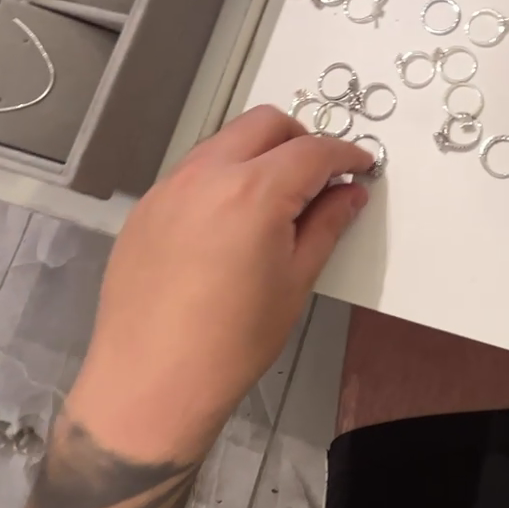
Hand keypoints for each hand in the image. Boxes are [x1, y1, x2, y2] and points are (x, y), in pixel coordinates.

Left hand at [65, 106, 373, 461]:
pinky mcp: (148, 205)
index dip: (345, 154)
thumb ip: (327, 225)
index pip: (312, 150)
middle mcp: (209, 173)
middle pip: (265, 123)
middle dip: (301, 138)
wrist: (148, 383)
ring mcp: (171, 186)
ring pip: (226, 140)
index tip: (361, 167)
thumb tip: (351, 194)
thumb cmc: (234, 341)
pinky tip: (229, 219)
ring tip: (274, 197)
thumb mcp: (295, 281)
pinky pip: (195, 169)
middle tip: (317, 177)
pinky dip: (224, 174)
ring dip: (259, 151)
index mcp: (254, 192)